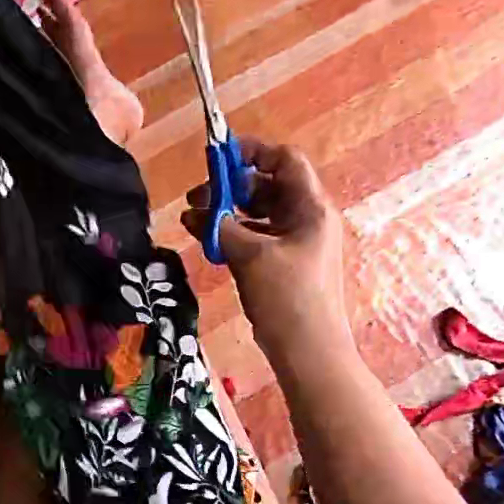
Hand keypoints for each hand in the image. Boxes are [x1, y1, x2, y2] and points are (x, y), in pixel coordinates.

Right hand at [184, 143, 352, 360]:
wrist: (308, 351)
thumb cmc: (287, 297)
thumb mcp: (251, 255)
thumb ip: (223, 226)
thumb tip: (198, 211)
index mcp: (310, 207)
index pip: (285, 159)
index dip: (252, 152)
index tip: (217, 158)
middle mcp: (306, 218)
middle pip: (267, 186)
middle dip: (230, 187)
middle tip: (197, 198)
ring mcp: (295, 242)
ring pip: (258, 213)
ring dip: (227, 212)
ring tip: (193, 221)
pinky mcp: (282, 263)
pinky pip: (255, 237)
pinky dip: (232, 235)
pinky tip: (207, 241)